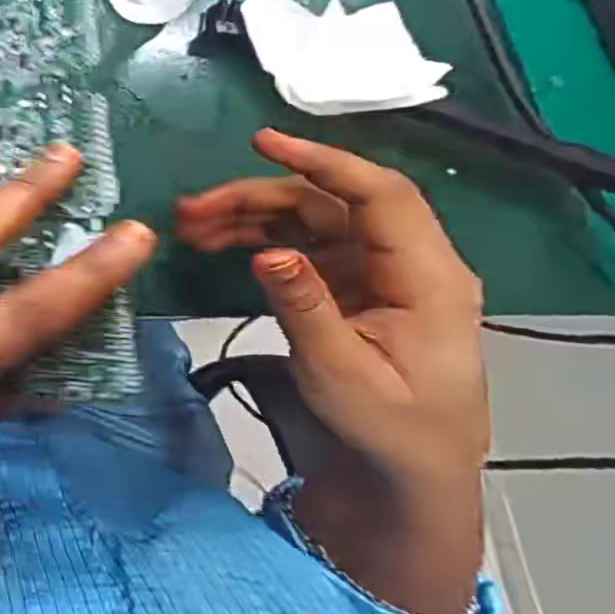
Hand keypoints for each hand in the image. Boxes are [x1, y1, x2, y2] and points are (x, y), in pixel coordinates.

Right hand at [175, 130, 486, 613]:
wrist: (403, 471)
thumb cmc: (386, 427)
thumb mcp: (340, 371)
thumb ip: (306, 307)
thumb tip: (268, 252)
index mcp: (426, 278)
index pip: (379, 197)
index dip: (323, 162)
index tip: (263, 142)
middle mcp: (402, 262)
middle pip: (327, 205)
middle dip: (255, 197)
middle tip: (188, 211)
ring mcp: (372, 272)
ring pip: (306, 221)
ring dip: (247, 216)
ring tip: (188, 227)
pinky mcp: (346, 287)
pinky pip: (298, 247)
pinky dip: (254, 239)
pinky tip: (215, 244)